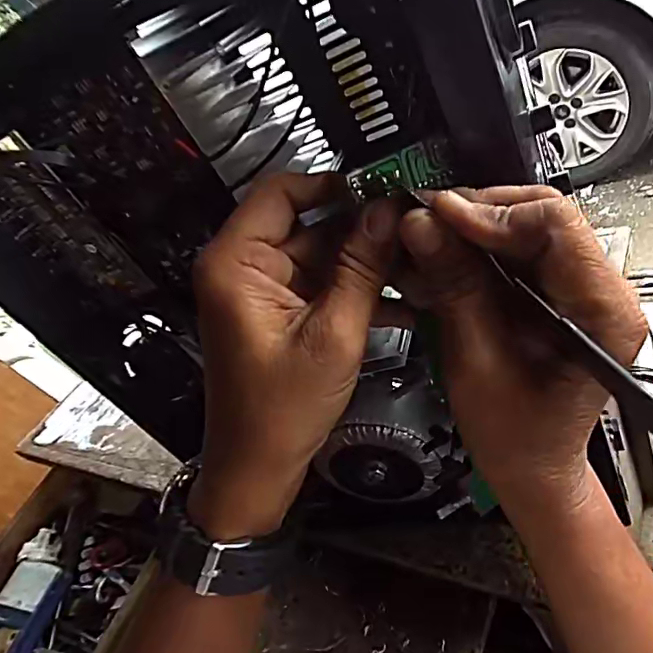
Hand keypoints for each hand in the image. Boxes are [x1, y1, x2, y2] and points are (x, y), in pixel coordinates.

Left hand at [190, 173, 399, 537]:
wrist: (259, 468)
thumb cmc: (279, 412)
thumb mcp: (334, 334)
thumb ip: (362, 269)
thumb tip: (386, 214)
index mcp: (237, 264)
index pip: (282, 191)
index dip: (334, 184)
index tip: (381, 190)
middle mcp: (244, 269)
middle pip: (310, 224)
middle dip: (363, 231)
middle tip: (412, 232)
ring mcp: (263, 291)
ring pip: (323, 255)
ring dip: (367, 263)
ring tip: (415, 269)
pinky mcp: (281, 312)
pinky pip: (322, 285)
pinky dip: (355, 289)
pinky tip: (399, 301)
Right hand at [399, 187, 645, 519]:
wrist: (536, 467)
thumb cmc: (522, 438)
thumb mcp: (477, 364)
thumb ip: (455, 288)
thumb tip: (426, 227)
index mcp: (605, 315)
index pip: (557, 225)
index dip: (493, 213)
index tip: (442, 216)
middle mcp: (606, 295)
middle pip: (543, 218)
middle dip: (478, 216)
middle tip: (427, 223)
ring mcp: (585, 291)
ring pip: (528, 228)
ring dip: (474, 231)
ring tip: (429, 242)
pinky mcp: (562, 293)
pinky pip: (520, 251)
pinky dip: (479, 250)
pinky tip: (447, 260)